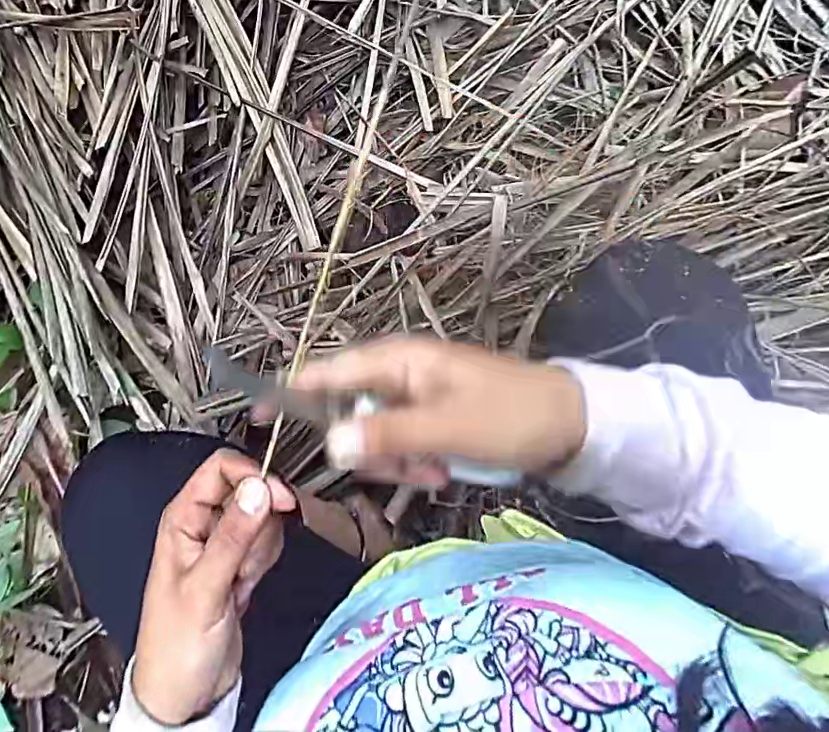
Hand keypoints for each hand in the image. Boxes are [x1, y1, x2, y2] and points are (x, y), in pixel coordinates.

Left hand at [132, 449, 295, 723]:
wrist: (185, 695)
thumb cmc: (174, 648)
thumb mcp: (204, 589)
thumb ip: (233, 536)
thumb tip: (257, 489)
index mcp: (182, 517)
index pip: (221, 467)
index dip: (252, 474)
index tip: (277, 495)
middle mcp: (202, 522)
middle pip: (248, 488)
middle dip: (259, 522)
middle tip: (249, 553)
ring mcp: (222, 541)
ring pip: (261, 515)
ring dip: (261, 546)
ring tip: (240, 576)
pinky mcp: (239, 560)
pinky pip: (265, 541)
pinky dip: (263, 561)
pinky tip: (245, 583)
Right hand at [294, 336, 587, 487]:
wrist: (569, 425)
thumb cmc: (508, 416)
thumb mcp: (446, 429)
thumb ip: (386, 435)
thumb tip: (331, 444)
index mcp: (396, 360)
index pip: (327, 372)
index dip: (290, 391)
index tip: (259, 416)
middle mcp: (397, 373)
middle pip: (349, 411)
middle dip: (370, 446)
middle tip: (409, 467)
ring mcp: (413, 396)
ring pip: (374, 434)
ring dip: (397, 459)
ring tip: (436, 468)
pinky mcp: (428, 416)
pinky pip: (400, 443)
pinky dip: (414, 461)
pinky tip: (443, 468)